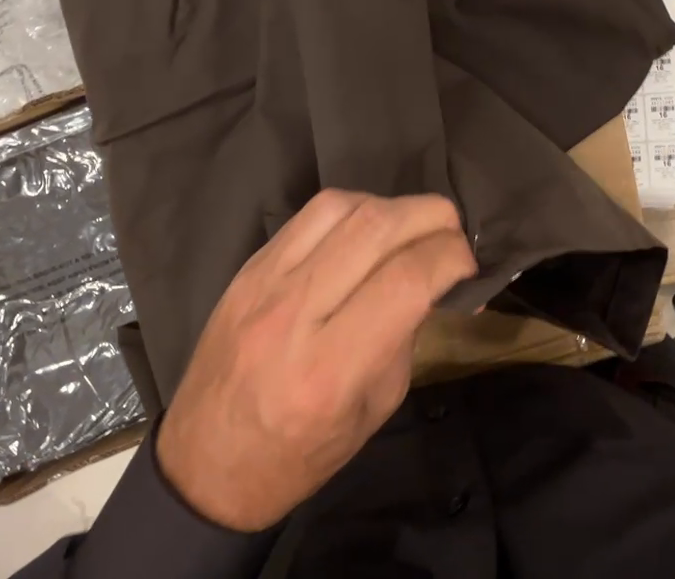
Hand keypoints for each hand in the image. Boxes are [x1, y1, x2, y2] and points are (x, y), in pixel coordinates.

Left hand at [157, 190, 476, 531]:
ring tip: (411, 230)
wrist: (204, 466)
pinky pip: (310, 214)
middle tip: (453, 234)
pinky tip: (367, 230)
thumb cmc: (301, 453)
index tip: (470, 264)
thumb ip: (407, 334)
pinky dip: (353, 210)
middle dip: (434, 217)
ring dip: (393, 207)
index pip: (408, 279)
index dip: (454, 256)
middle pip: (379, 227)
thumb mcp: (376, 407)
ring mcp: (263, 285)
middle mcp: (294, 316)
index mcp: (331, 369)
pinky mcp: (248, 269)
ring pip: (343, 207)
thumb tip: (440, 279)